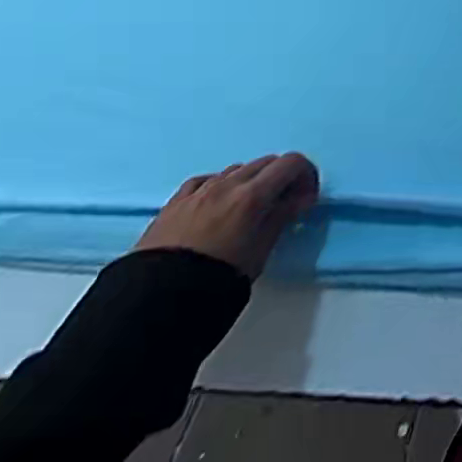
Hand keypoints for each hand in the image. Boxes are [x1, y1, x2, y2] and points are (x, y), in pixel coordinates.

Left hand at [133, 152, 319, 278]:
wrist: (156, 300)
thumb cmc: (218, 277)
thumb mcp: (261, 249)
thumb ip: (282, 216)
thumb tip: (300, 197)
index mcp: (253, 195)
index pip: (291, 163)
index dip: (306, 174)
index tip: (306, 196)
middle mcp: (227, 184)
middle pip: (266, 161)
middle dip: (281, 176)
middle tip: (284, 201)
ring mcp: (198, 191)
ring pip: (236, 169)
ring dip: (252, 180)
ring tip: (250, 207)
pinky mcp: (175, 202)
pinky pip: (205, 180)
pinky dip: (220, 184)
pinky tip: (219, 200)